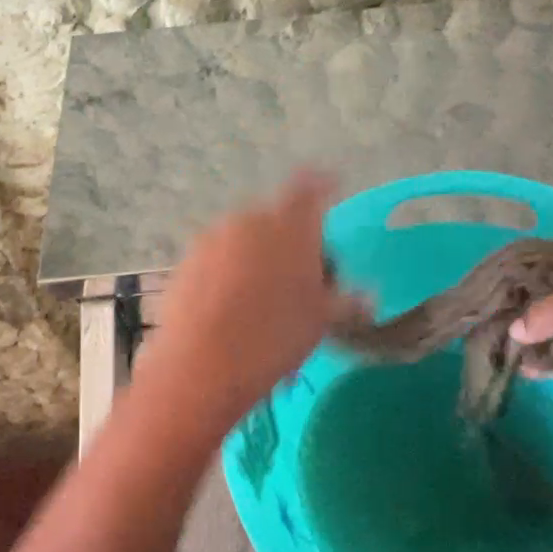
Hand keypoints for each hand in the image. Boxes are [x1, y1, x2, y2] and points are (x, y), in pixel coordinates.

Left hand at [135, 172, 352, 426]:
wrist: (201, 364)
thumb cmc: (275, 337)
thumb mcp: (322, 322)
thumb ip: (346, 302)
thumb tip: (367, 297)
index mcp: (291, 224)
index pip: (311, 188)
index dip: (323, 186)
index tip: (331, 191)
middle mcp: (250, 219)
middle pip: (276, 220)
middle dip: (289, 242)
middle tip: (301, 281)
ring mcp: (212, 239)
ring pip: (244, 243)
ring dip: (256, 261)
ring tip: (263, 305)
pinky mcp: (185, 263)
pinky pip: (217, 261)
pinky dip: (228, 276)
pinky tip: (231, 313)